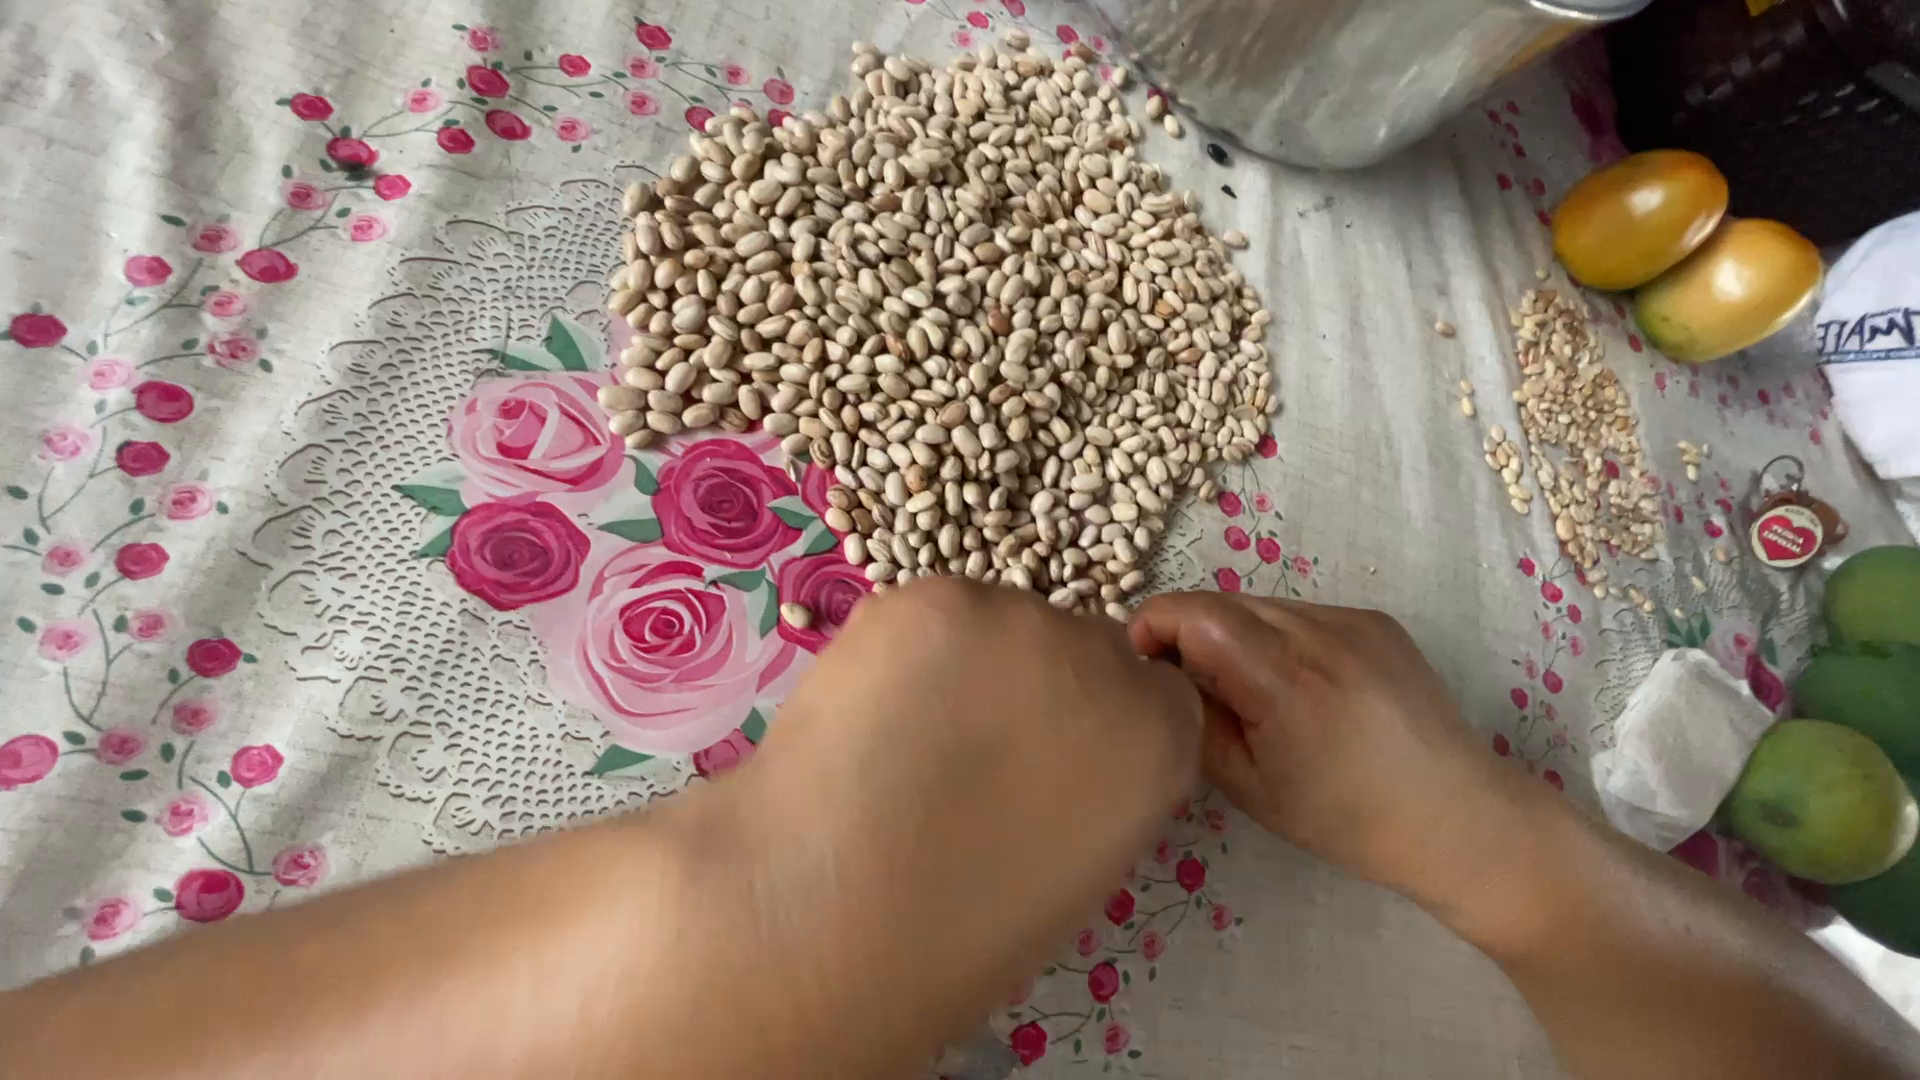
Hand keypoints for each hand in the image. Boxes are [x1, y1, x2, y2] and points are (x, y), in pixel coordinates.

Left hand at [721, 578, 1202, 1071]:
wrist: (830, 913)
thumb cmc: (960, 928)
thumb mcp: (1079, 862)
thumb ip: (1101, 778)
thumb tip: (1067, 738)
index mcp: (1156, 731)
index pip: (1150, 690)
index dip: (1096, 719)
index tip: (1053, 750)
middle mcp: (1097, 654)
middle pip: (1078, 642)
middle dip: (1040, 681)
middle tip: (971, 740)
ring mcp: (1008, 613)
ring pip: (1000, 622)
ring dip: (970, 660)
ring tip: (908, 730)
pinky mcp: (924, 595)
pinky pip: (932, 613)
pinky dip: (909, 648)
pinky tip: (873, 705)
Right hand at [1128, 592, 1525, 909]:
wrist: (1463, 820)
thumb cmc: (1348, 821)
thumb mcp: (1249, 787)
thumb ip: (1196, 720)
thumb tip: (1162, 675)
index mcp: (1287, 684)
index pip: (1195, 613)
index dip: (1153, 624)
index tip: (1145, 662)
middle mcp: (1321, 635)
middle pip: (1219, 601)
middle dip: (1185, 630)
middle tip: (1185, 681)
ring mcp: (1352, 620)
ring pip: (1256, 603)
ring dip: (1229, 632)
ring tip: (1243, 685)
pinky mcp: (1374, 619)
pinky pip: (1295, 612)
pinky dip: (1271, 635)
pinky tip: (1291, 680)